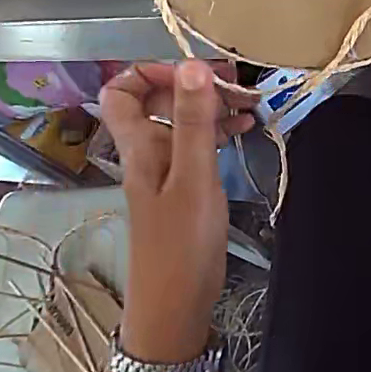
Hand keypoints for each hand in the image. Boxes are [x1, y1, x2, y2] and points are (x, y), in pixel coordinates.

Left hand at [98, 62, 255, 362]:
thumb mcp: (193, 179)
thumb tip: (190, 65)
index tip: (194, 73)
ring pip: (181, 124)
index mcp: (140, 145)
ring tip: (249, 105)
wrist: (174, 307)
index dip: (150, 72)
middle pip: (157, 102)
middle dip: (192, 86)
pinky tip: (244, 131)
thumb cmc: (182, 244)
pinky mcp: (182, 191)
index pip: (121, 90)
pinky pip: (195, 148)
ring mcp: (164, 172)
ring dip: (209, 109)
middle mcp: (147, 153)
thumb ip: (193, 123)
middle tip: (235, 86)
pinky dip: (217, 134)